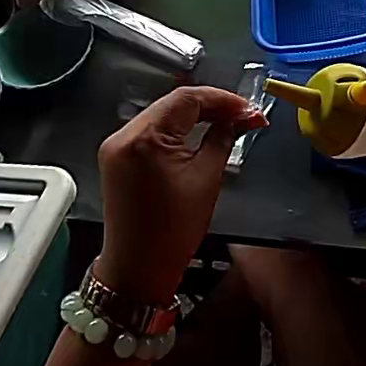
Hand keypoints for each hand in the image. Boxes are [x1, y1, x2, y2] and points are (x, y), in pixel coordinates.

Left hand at [95, 86, 264, 302]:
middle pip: (174, 102)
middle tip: (244, 115)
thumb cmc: (172, 230)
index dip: (223, 99)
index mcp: (145, 139)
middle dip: (212, 106)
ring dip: (196, 115)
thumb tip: (239, 118)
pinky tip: (201, 132)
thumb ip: (223, 138)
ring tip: (228, 122)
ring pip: (164, 113)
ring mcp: (117, 145)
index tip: (248, 109)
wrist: (139, 267)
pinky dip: (178, 128)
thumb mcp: (207, 178)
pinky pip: (152, 130)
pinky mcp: (118, 156)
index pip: (188, 99)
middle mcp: (124, 136)